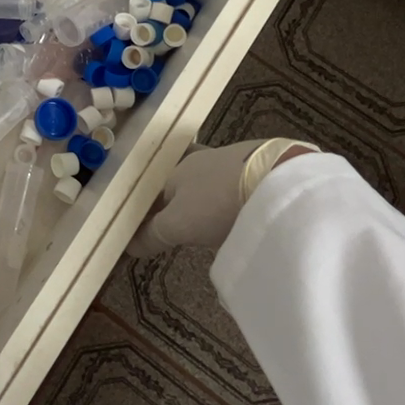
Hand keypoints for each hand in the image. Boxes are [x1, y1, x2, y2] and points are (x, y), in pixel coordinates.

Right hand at [126, 138, 318, 257]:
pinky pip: (237, 181)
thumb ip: (152, 235)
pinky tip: (240, 210)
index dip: (151, 211)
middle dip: (180, 201)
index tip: (152, 231)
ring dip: (208, 198)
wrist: (276, 179)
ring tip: (212, 222)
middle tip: (182, 226)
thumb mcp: (177, 225)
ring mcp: (230, 159)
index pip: (154, 190)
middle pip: (182, 182)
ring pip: (211, 180)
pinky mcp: (260, 164)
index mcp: (173, 170)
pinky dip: (233, 195)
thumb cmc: (215, 201)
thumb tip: (127, 245)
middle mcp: (198, 160)